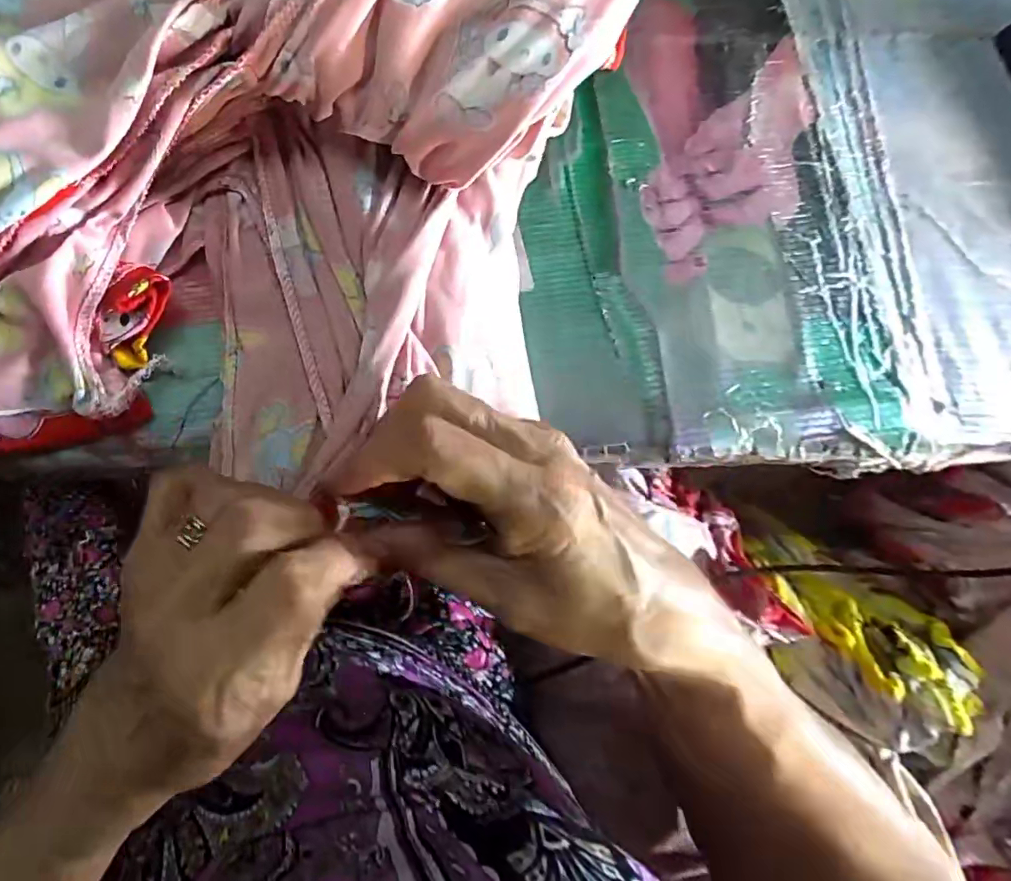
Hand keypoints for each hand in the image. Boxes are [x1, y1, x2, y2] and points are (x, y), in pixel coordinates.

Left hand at [59, 467, 370, 810]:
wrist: (137, 720)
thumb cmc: (219, 719)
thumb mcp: (280, 686)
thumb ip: (308, 615)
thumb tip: (346, 552)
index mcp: (223, 664)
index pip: (290, 585)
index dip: (337, 557)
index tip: (363, 551)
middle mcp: (180, 605)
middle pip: (251, 524)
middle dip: (302, 521)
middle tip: (320, 536)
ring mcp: (150, 566)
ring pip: (218, 494)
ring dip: (266, 500)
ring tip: (282, 523)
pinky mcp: (136, 544)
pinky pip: (175, 484)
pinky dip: (213, 483)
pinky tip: (233, 505)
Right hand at [328, 376, 746, 672]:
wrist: (669, 604)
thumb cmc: (593, 612)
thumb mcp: (506, 598)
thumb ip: (428, 556)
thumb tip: (360, 534)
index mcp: (533, 491)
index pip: (432, 441)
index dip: (373, 459)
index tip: (341, 493)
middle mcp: (533, 443)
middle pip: (430, 400)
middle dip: (381, 439)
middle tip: (364, 488)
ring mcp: (535, 432)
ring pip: (443, 399)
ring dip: (401, 435)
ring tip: (391, 487)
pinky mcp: (533, 435)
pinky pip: (462, 415)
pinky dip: (426, 438)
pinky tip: (427, 483)